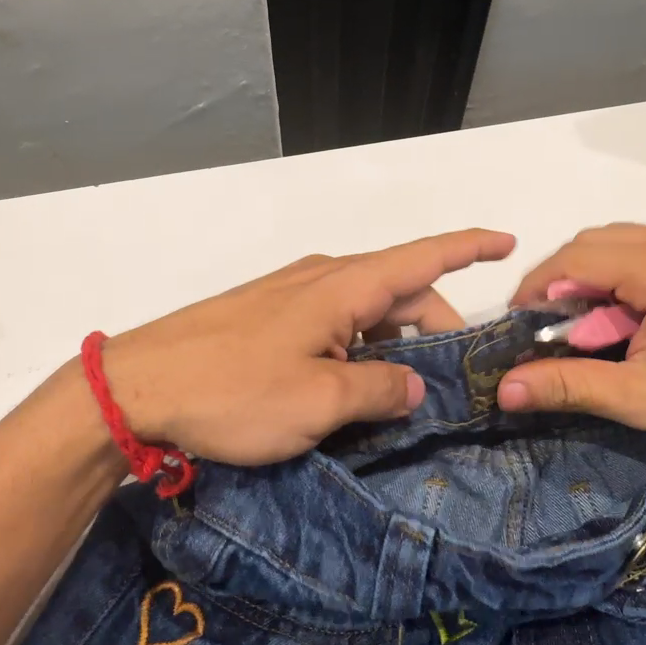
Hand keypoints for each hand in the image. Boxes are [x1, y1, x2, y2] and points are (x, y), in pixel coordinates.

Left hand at [102, 228, 514, 464]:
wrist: (136, 386)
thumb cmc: (232, 391)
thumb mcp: (318, 404)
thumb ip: (378, 389)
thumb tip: (414, 385)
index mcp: (346, 286)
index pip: (425, 256)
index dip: (471, 247)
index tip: (509, 241)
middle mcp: (324, 277)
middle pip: (401, 290)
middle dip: (435, 326)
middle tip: (448, 381)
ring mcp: (293, 293)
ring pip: (367, 307)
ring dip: (393, 341)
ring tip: (397, 394)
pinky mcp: (270, 314)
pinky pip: (335, 319)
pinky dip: (358, 345)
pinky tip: (349, 386)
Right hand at [496, 224, 645, 454]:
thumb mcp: (640, 398)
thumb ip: (568, 386)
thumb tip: (505, 389)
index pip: (574, 259)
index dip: (537, 288)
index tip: (518, 324)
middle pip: (591, 243)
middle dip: (561, 281)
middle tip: (549, 328)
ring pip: (615, 242)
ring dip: (589, 275)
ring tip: (584, 325)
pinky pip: (642, 248)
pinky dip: (618, 274)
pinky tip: (621, 314)